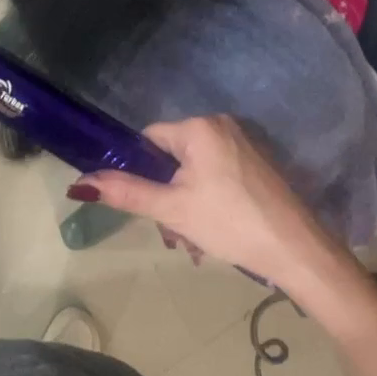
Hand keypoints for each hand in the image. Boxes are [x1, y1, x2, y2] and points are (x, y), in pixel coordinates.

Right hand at [70, 115, 349, 287]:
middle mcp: (221, 125)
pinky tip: (214, 234)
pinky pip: (218, 175)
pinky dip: (209, 201)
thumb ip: (126, 192)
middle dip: (167, 198)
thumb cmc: (230, 223)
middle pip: (173, 159)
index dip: (141, 172)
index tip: (148, 207)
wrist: (297, 250)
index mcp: (198, 126)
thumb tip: (79, 183)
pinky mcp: (258, 164)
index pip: (149, 139)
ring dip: (186, 206)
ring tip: (194, 244)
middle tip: (174, 237)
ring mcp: (244, 143)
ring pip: (195, 172)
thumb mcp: (172, 210)